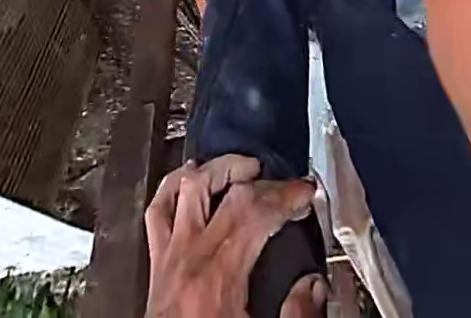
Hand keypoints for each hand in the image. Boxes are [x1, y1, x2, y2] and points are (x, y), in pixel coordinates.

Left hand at [145, 155, 325, 317]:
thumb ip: (295, 317)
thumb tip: (313, 286)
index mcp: (220, 277)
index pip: (256, 213)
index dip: (285, 195)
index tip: (305, 192)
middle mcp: (192, 256)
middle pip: (231, 194)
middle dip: (266, 183)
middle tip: (288, 186)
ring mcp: (170, 254)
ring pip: (190, 187)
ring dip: (219, 168)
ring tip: (244, 167)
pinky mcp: (157, 262)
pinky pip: (157, 210)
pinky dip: (173, 185)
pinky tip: (190, 175)